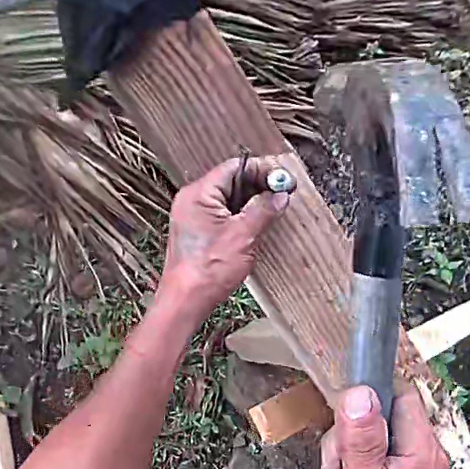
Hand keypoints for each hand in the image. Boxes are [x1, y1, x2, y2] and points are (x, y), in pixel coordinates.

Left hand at [159, 156, 290, 317]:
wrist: (186, 300)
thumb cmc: (207, 269)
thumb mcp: (243, 235)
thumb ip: (263, 210)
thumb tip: (280, 196)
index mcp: (198, 194)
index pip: (234, 168)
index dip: (262, 170)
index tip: (283, 179)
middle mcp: (192, 201)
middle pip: (231, 182)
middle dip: (259, 187)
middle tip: (283, 194)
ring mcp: (193, 218)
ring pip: (228, 201)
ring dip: (251, 203)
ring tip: (274, 210)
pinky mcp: (197, 234)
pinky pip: (222, 216)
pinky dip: (241, 217)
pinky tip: (257, 226)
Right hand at [320, 385, 452, 468]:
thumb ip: (361, 443)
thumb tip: (359, 394)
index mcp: (420, 450)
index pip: (397, 395)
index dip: (366, 403)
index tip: (344, 429)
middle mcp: (425, 453)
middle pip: (377, 420)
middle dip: (347, 445)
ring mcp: (417, 468)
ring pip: (370, 443)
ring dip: (346, 466)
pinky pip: (375, 464)